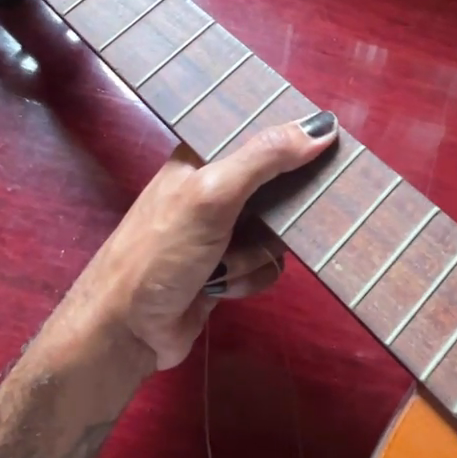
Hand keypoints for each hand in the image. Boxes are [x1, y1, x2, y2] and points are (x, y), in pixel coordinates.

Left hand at [48, 112, 338, 371]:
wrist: (125, 331)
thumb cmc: (161, 250)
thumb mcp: (213, 193)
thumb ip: (265, 157)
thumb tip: (323, 127)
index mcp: (206, 153)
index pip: (263, 130)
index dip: (295, 137)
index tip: (331, 146)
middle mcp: (217, 185)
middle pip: (281, 181)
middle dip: (283, 209)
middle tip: (283, 216)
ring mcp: (224, 228)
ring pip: (280, 229)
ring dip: (257, 253)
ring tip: (224, 264)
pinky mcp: (230, 266)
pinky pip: (269, 264)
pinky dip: (250, 277)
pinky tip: (221, 286)